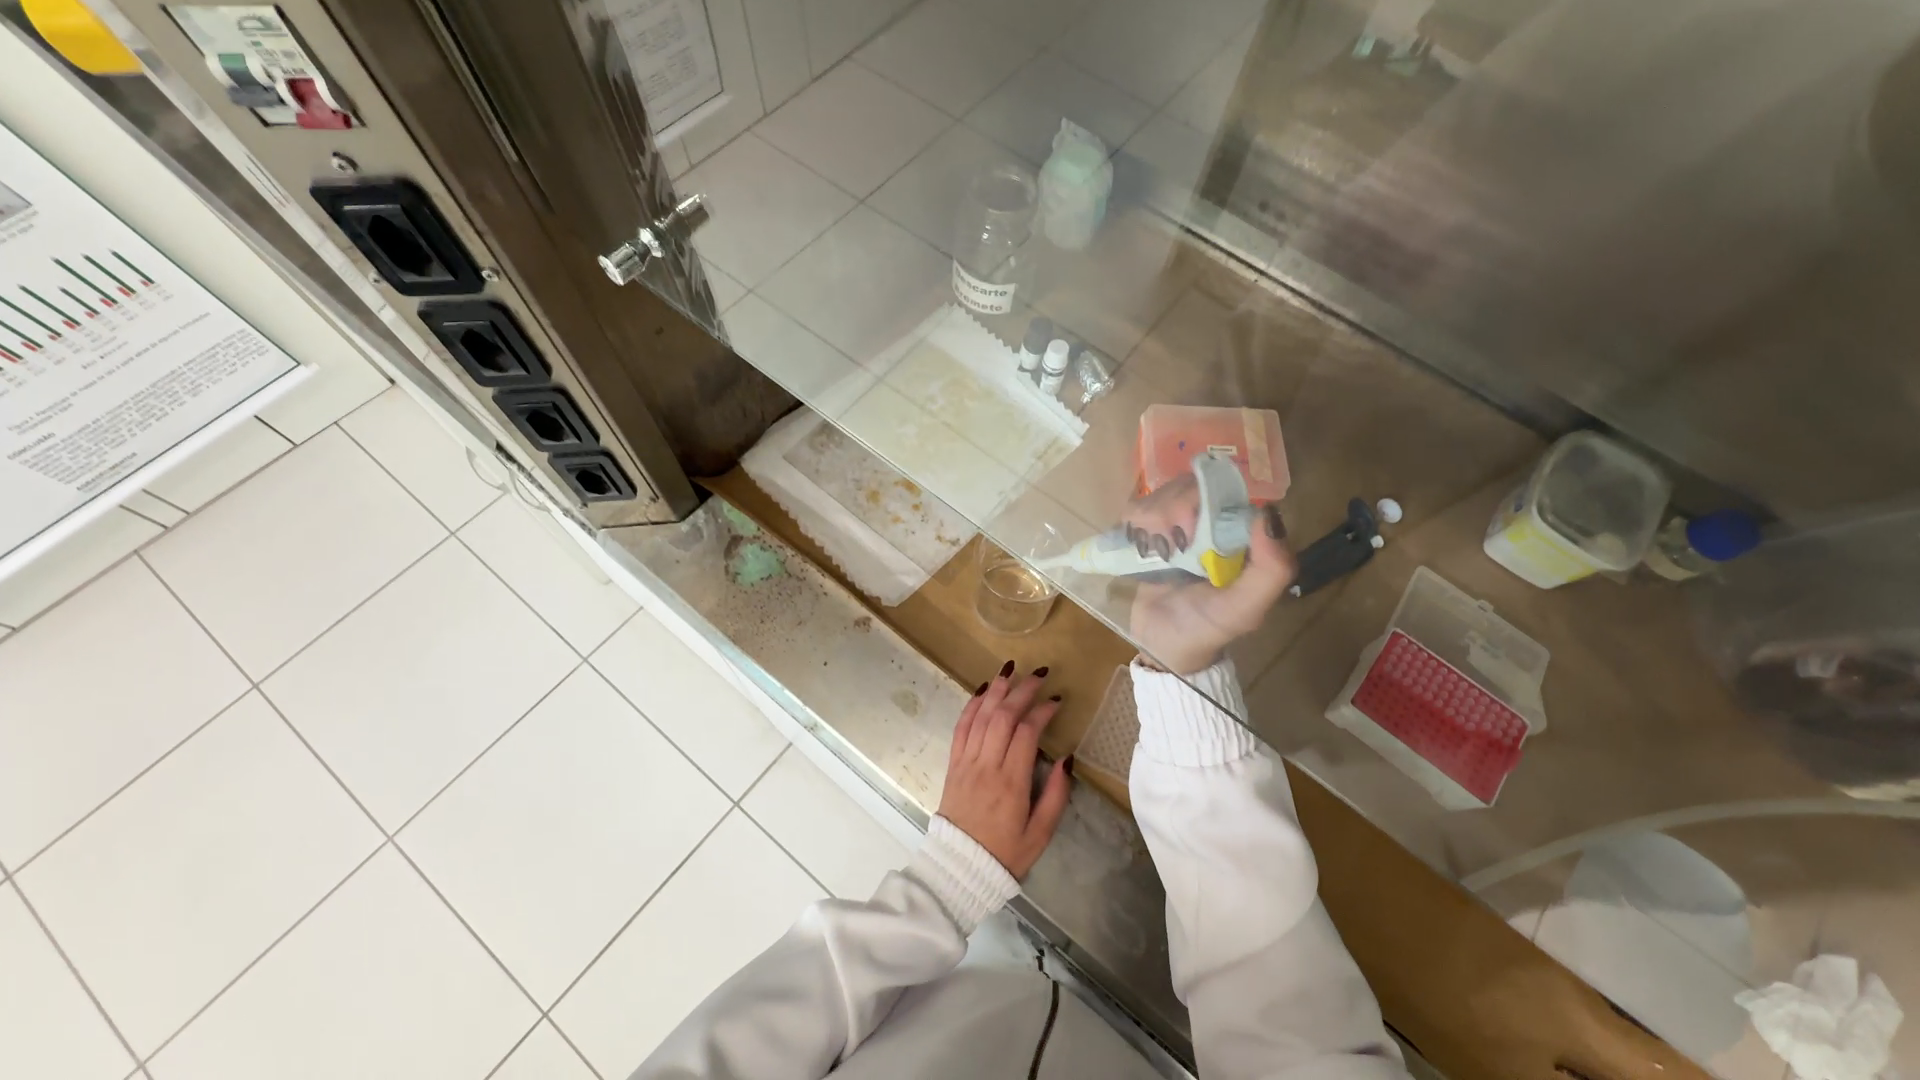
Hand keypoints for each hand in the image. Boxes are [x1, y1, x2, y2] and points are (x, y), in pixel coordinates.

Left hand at [937, 664, 1071, 879]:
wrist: (959, 868)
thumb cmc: (1005, 854)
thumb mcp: (1040, 833)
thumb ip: (1056, 795)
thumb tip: (1066, 759)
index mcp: (1011, 783)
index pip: (1026, 733)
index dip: (1042, 712)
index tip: (1056, 701)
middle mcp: (986, 766)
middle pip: (1002, 716)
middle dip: (1021, 691)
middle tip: (1039, 674)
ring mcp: (966, 763)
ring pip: (980, 716)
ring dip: (996, 690)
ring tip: (1011, 670)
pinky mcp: (953, 765)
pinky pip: (961, 728)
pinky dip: (971, 705)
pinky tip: (982, 691)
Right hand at [1126, 493, 1296, 674]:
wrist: (1161, 648)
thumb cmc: (1207, 629)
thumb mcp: (1246, 608)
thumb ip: (1270, 569)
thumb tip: (1266, 515)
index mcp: (1239, 535)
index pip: (1225, 490)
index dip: (1205, 499)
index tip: (1191, 528)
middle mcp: (1210, 524)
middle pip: (1190, 485)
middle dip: (1174, 510)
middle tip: (1172, 545)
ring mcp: (1177, 526)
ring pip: (1162, 493)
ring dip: (1153, 519)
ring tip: (1156, 552)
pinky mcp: (1148, 534)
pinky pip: (1138, 508)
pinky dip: (1134, 523)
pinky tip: (1140, 547)